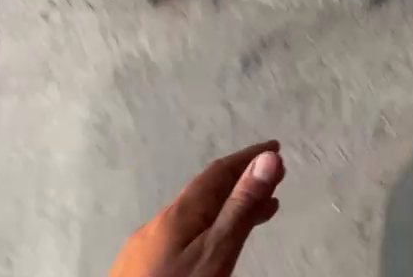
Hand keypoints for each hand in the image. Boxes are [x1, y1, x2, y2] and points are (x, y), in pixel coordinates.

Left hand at [107, 142, 285, 276]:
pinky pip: (181, 235)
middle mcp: (155, 225)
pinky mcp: (135, 272)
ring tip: (258, 216)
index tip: (277, 148)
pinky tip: (212, 244)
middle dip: (242, 182)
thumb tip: (268, 158)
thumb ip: (242, 206)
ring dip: (227, 208)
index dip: (249, 156)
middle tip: (276, 183)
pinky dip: (208, 227)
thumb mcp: (215, 252)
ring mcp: (141, 250)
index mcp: (176, 214)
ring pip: (193, 216)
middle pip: (204, 192)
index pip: (217, 172)